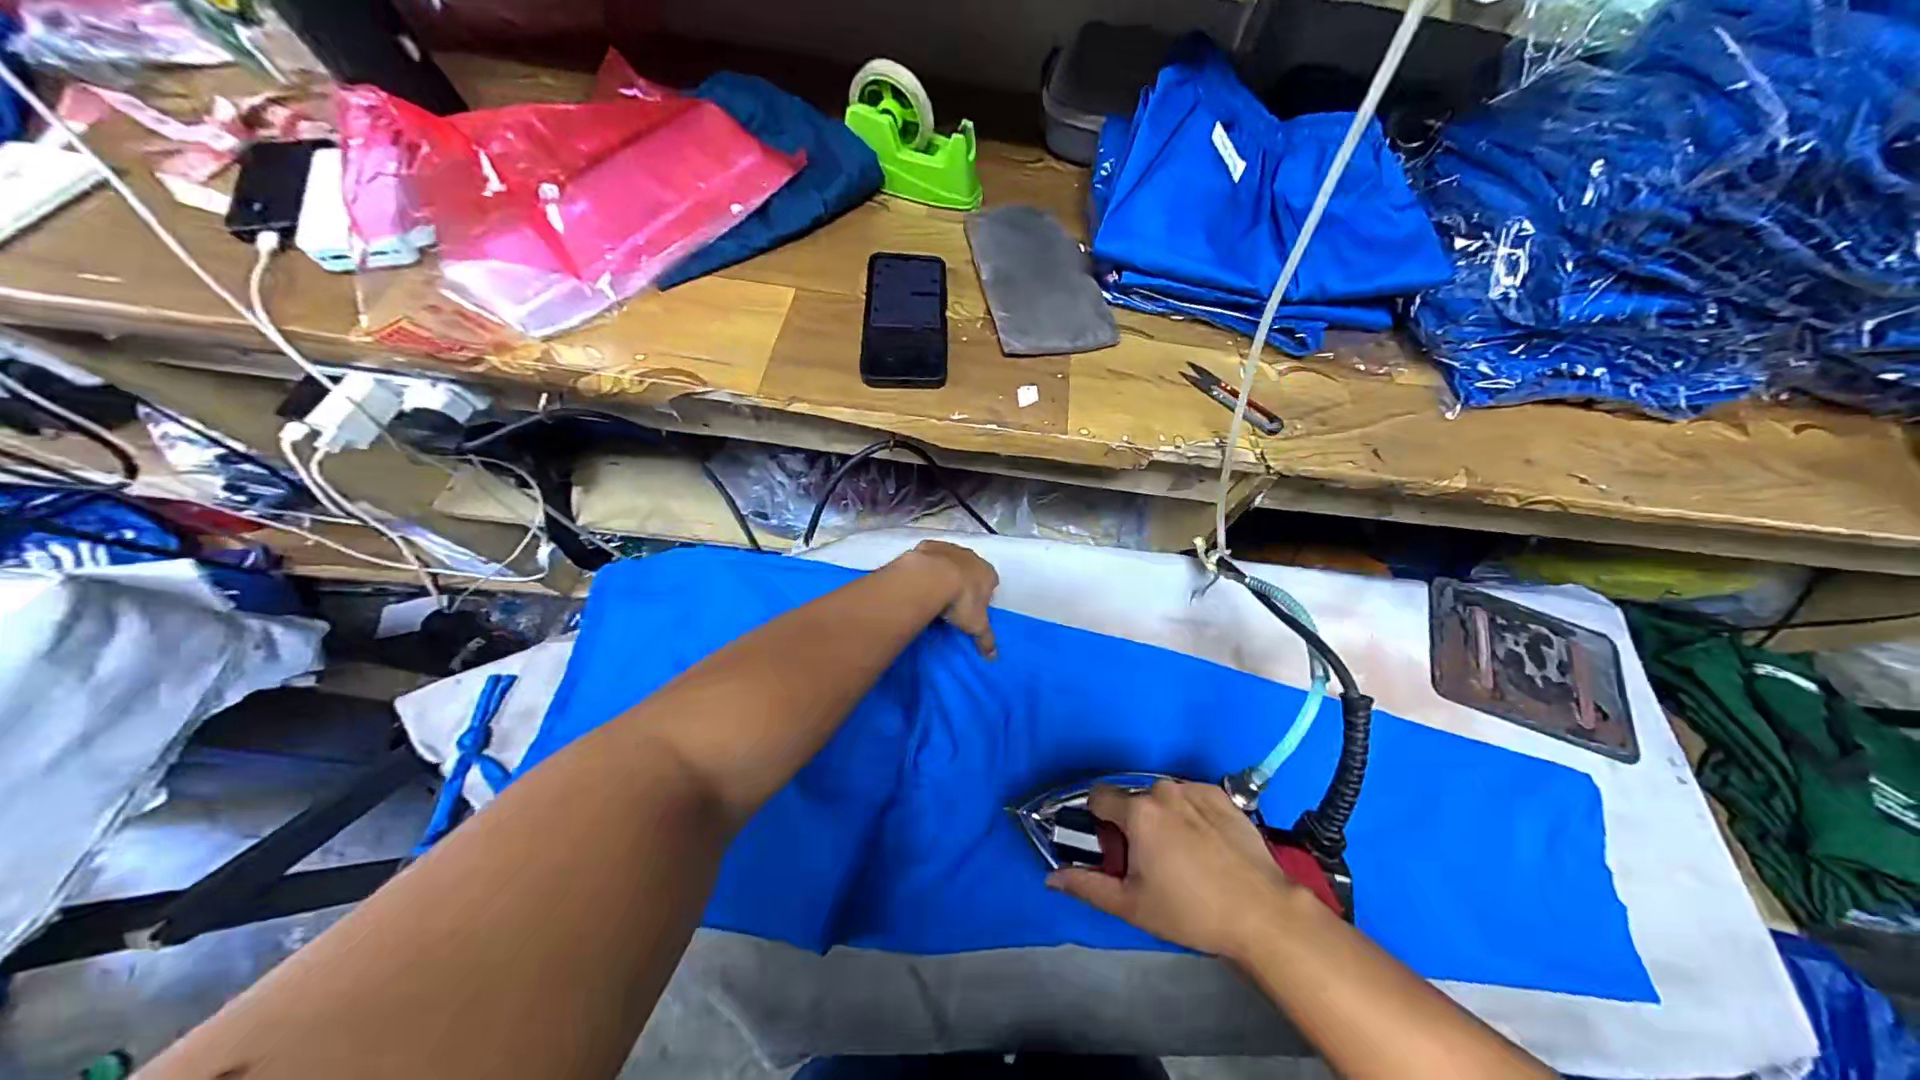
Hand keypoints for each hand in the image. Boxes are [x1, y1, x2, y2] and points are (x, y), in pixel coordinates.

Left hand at [899, 539, 998, 658]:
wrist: (930, 578)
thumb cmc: (961, 601)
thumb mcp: (976, 625)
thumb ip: (985, 639)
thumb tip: (993, 657)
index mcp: (988, 573)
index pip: (991, 583)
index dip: (982, 595)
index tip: (971, 608)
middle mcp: (971, 557)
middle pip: (970, 569)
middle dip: (963, 582)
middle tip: (952, 601)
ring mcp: (949, 548)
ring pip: (950, 560)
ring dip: (944, 572)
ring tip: (933, 591)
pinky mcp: (928, 545)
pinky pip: (929, 555)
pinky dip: (926, 565)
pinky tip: (919, 579)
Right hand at [1047, 780, 1312, 959]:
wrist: (1264, 912)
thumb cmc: (1191, 911)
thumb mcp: (1132, 906)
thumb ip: (1088, 885)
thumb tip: (1052, 877)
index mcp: (1137, 812)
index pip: (1098, 797)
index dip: (1098, 821)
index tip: (1112, 848)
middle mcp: (1163, 790)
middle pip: (1133, 801)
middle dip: (1133, 824)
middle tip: (1151, 862)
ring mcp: (1196, 790)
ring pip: (1163, 797)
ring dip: (1162, 817)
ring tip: (1184, 855)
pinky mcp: (1223, 796)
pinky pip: (1192, 797)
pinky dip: (1190, 814)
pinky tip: (1207, 844)